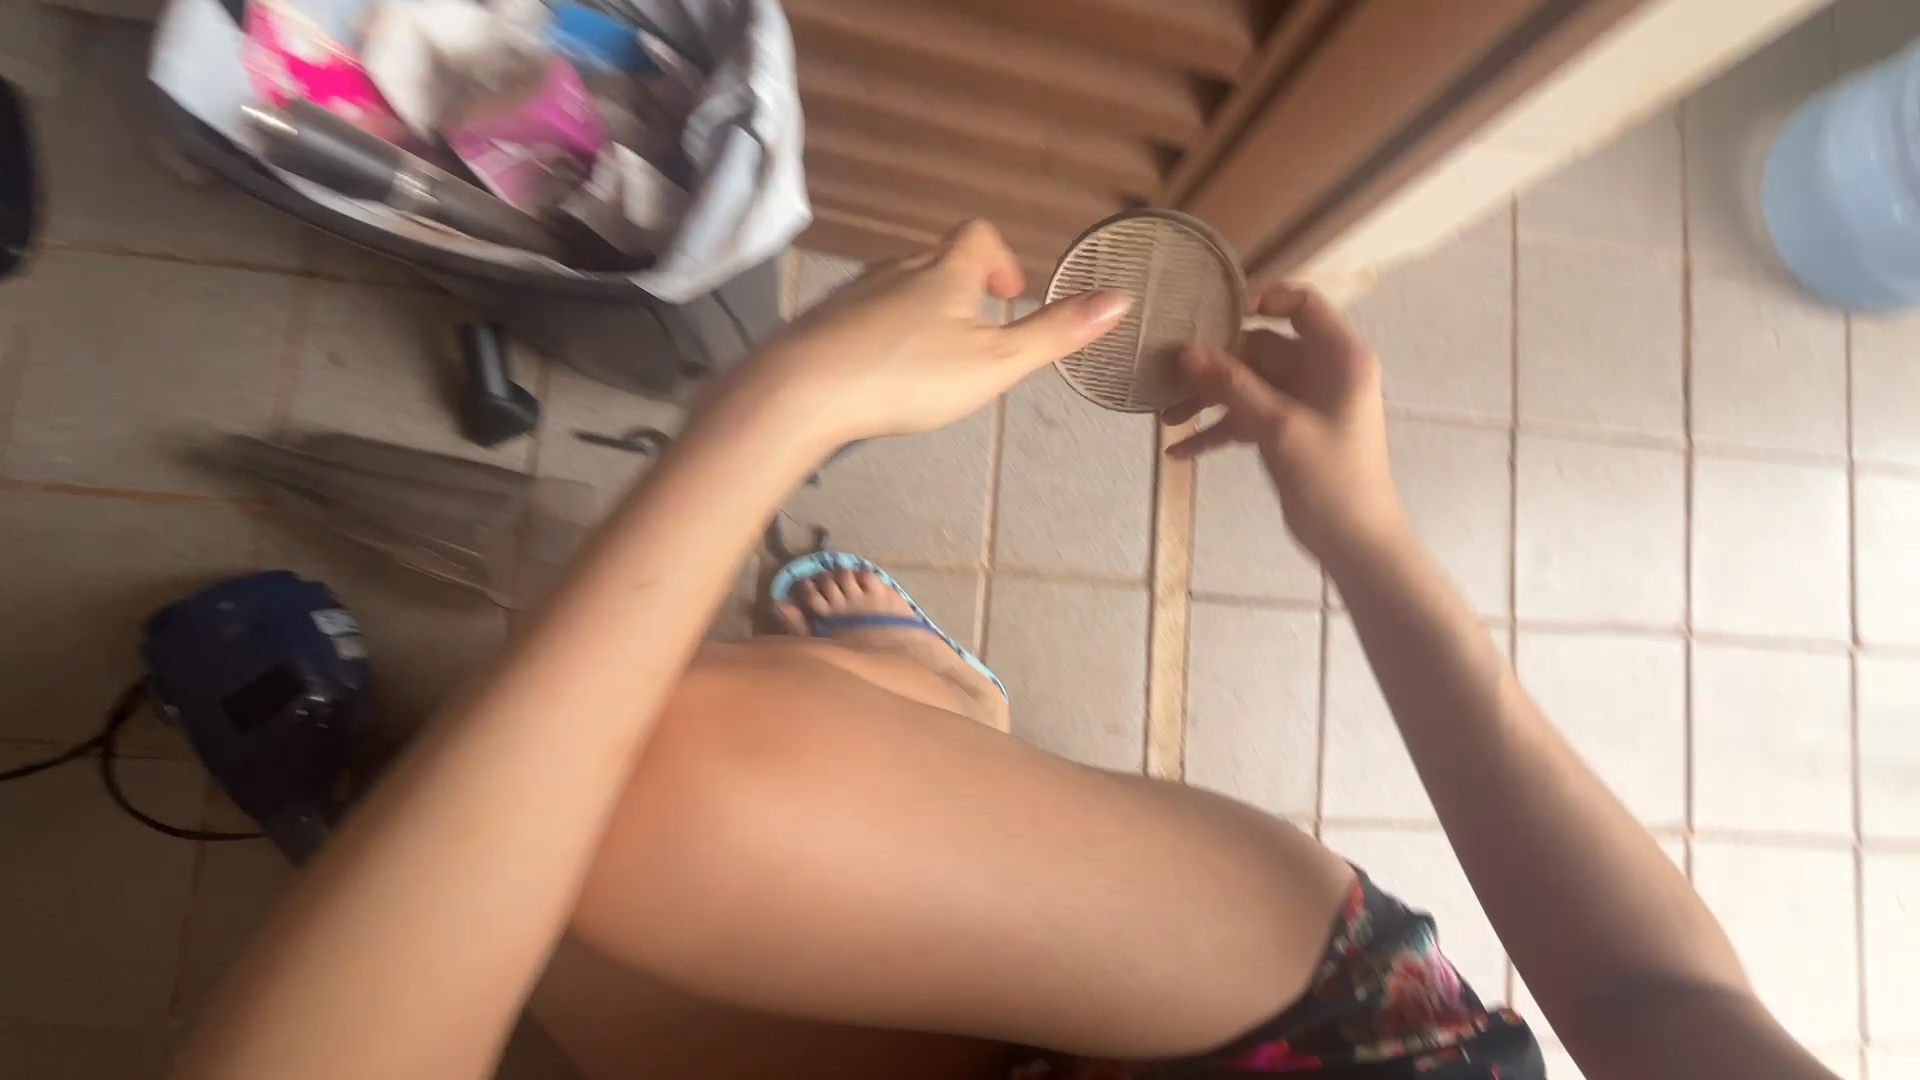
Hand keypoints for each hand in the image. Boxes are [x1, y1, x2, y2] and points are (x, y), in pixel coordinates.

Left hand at [751, 221, 1131, 441]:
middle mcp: (897, 270)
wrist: (805, 389)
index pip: (977, 236)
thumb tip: (1122, 298)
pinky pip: (863, 315)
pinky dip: (884, 332)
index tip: (1008, 294)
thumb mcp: (995, 363)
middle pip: (937, 262)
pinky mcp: (823, 322)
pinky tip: (882, 371)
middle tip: (975, 338)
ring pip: (898, 289)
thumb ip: (1055, 334)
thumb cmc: (910, 375)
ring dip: (923, 312)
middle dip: (963, 291)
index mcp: (944, 272)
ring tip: (931, 359)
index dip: (999, 257)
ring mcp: (854, 294)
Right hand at [1164, 283, 1405, 560]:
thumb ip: (1232, 387)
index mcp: (1338, 357)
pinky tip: (1180, 451)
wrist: (1353, 539)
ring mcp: (1302, 402)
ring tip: (1166, 419)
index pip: (1301, 305)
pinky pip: (1245, 418)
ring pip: (1246, 385)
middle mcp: (1321, 372)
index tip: (1213, 313)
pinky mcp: (1286, 431)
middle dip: (1215, 366)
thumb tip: (1187, 353)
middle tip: (1170, 377)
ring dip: (1208, 401)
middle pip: (1260, 349)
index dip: (1261, 299)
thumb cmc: (1330, 478)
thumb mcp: (1279, 427)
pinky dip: (1217, 431)